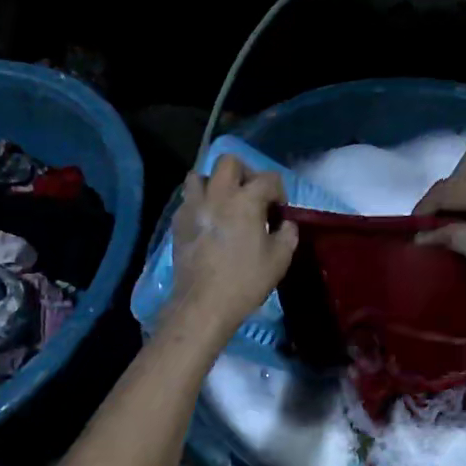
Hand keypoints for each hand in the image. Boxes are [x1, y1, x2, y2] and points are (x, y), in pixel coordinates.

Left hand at [166, 154, 298, 342]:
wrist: (204, 303)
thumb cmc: (245, 281)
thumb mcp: (279, 260)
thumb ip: (287, 235)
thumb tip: (285, 225)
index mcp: (246, 200)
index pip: (268, 178)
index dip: (278, 191)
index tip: (279, 210)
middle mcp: (217, 194)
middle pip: (229, 162)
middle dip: (244, 173)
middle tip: (251, 196)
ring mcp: (193, 206)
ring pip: (200, 176)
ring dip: (214, 184)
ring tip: (224, 204)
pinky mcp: (178, 223)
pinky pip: (188, 200)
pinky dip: (199, 204)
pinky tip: (208, 223)